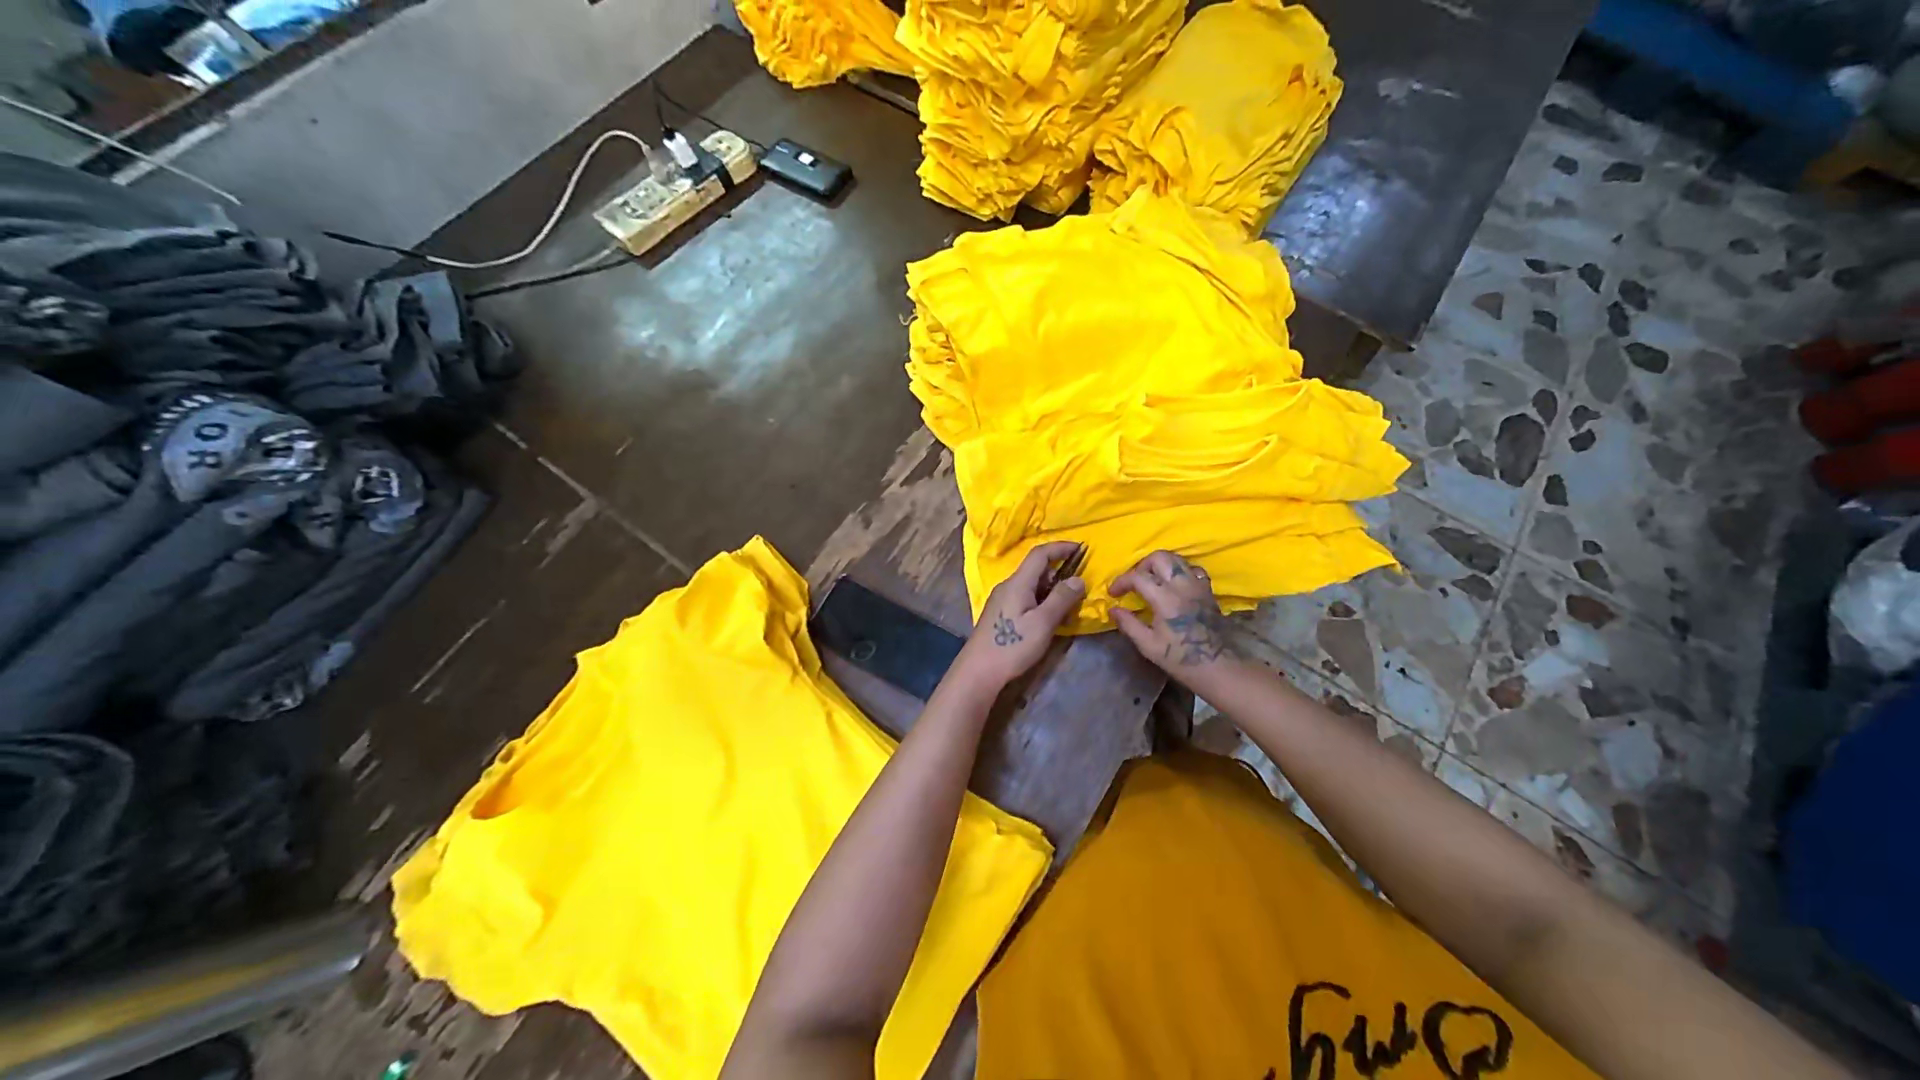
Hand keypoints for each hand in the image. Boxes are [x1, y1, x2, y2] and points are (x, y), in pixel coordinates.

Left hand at [950, 541, 1086, 691]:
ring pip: (1031, 585)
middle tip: (1079, 587)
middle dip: (1059, 572)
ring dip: (1052, 589)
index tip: (1081, 548)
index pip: (1039, 554)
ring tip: (1069, 606)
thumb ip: (1061, 599)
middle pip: (1036, 569)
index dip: (1060, 547)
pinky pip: (1025, 598)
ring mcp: (1002, 600)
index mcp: (1017, 583)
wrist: (979, 671)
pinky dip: (1042, 601)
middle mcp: (1008, 586)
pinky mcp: (1001, 614)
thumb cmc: (1012, 646)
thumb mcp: (1043, 623)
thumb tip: (1078, 579)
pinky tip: (1050, 618)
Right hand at [1110, 550, 1245, 686]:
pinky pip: (1193, 570)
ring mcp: (1198, 586)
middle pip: (1159, 558)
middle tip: (1134, 582)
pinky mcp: (1208, 591)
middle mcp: (1182, 585)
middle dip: (1142, 566)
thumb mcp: (1148, 645)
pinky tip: (1174, 585)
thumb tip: (1113, 610)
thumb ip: (1129, 624)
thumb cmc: (1179, 658)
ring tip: (1152, 581)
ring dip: (1160, 565)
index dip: (1121, 582)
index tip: (1113, 594)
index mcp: (1165, 598)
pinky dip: (1180, 571)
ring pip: (1177, 559)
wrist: (1216, 666)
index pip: (1138, 577)